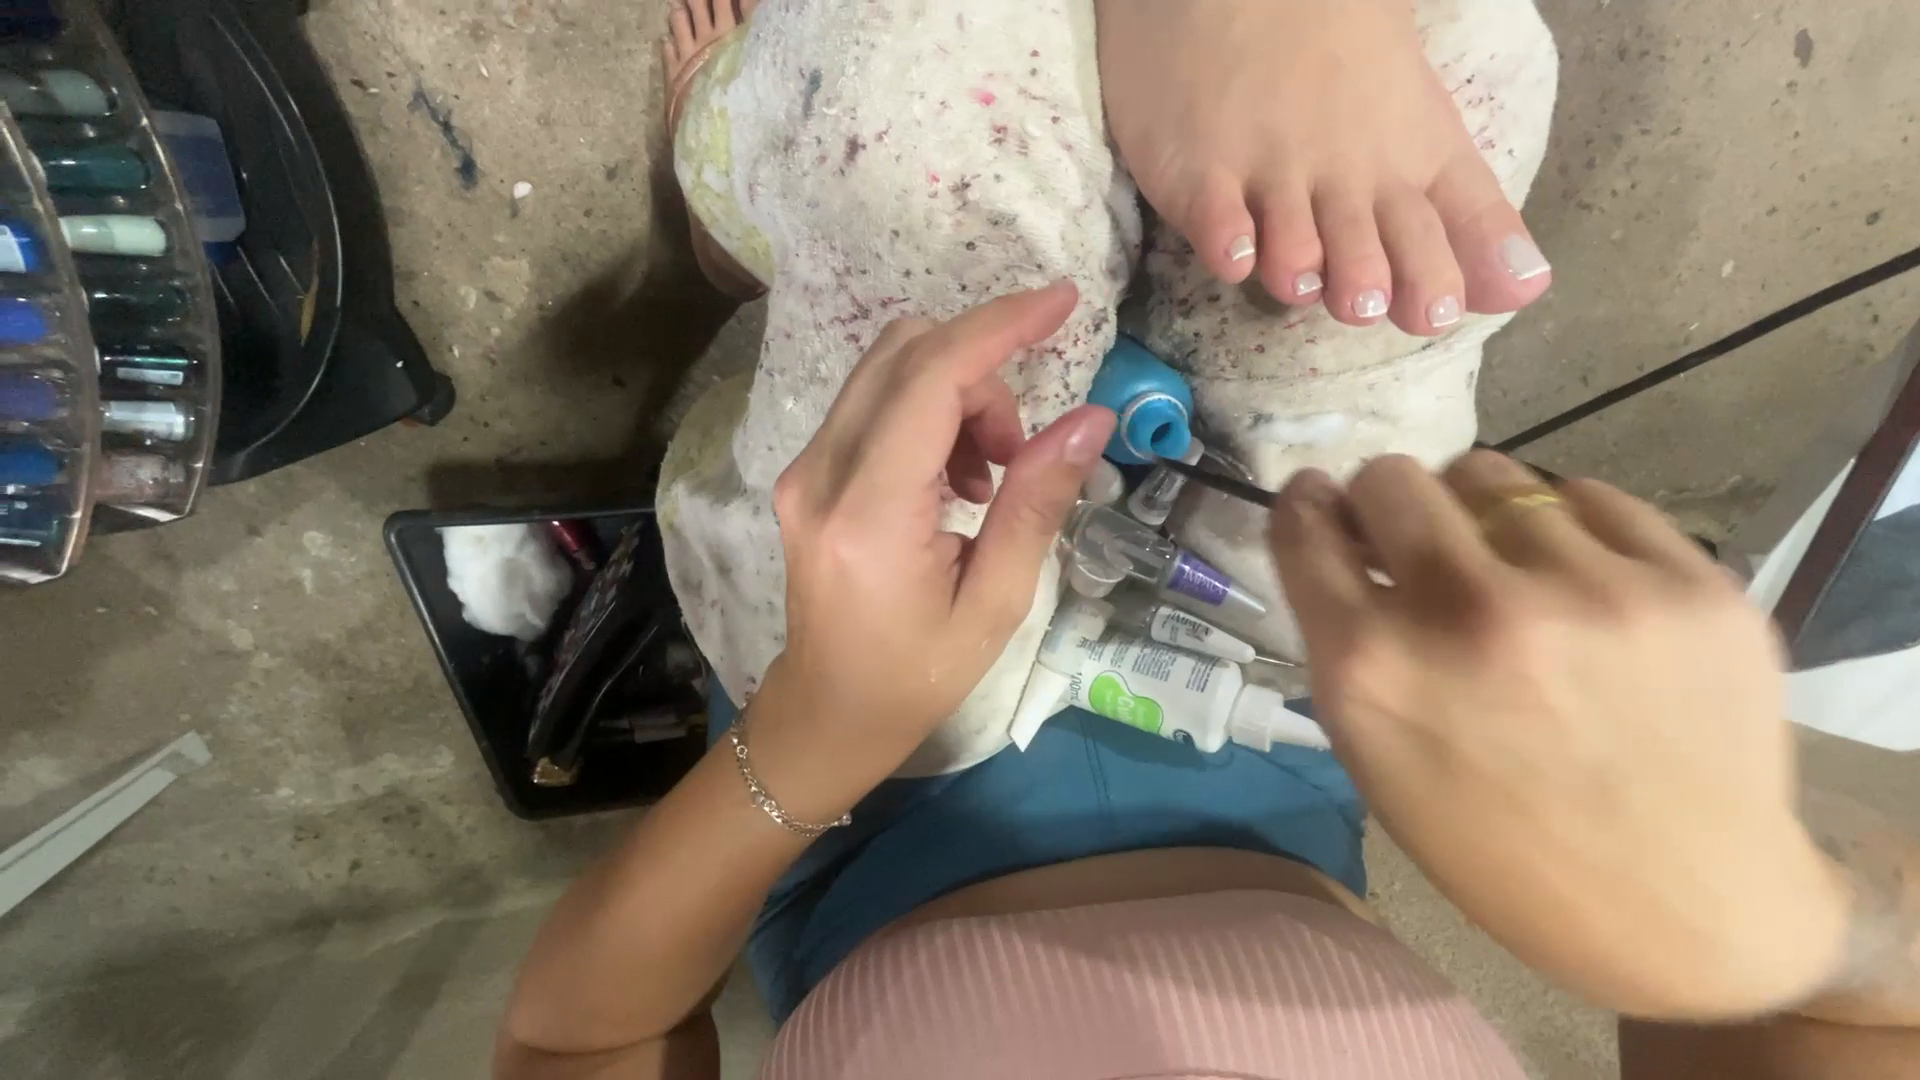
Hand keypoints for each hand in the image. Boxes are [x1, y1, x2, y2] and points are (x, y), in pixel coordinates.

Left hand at [751, 282, 1113, 801]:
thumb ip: (1035, 505)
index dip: (1000, 327)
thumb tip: (1091, 419)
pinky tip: (950, 479)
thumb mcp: (995, 604)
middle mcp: (820, 475)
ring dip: (955, 394)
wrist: (826, 711)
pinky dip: (926, 413)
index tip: (1061, 302)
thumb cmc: (915, 678)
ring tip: (988, 476)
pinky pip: (871, 403)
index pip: (931, 378)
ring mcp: (802, 470)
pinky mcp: (803, 474)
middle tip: (1019, 450)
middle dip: (982, 373)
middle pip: (905, 354)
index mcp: (870, 514)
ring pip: (887, 370)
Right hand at [1268, 450, 1849, 1018]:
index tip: (1316, 499)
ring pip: (1488, 473)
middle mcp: (1467, 614)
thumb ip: (1342, 634)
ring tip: (1502, 566)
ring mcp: (1589, 593)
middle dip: (1383, 502)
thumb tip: (1340, 537)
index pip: (1303, 527)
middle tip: (1410, 540)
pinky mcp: (1691, 586)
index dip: (1303, 504)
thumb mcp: (1368, 744)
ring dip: (1473, 512)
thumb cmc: (1484, 834)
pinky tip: (1579, 588)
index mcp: (1371, 666)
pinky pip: (1587, 498)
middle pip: (1389, 477)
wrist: (1677, 907)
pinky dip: (1563, 530)